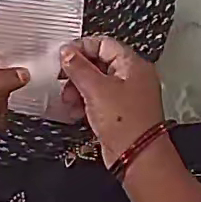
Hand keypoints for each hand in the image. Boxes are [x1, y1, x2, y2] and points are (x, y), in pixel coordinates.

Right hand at [59, 35, 165, 166]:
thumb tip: (67, 52)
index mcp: (133, 64)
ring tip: (68, 99)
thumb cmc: (126, 124)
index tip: (64, 56)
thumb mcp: (95, 89)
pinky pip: (98, 99)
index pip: (104, 44)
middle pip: (99, 63)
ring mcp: (127, 95)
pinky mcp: (120, 112)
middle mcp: (132, 77)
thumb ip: (78, 67)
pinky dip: (85, 102)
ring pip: (96, 82)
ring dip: (78, 88)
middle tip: (63, 78)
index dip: (82, 47)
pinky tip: (75, 111)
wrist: (137, 158)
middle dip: (77, 72)